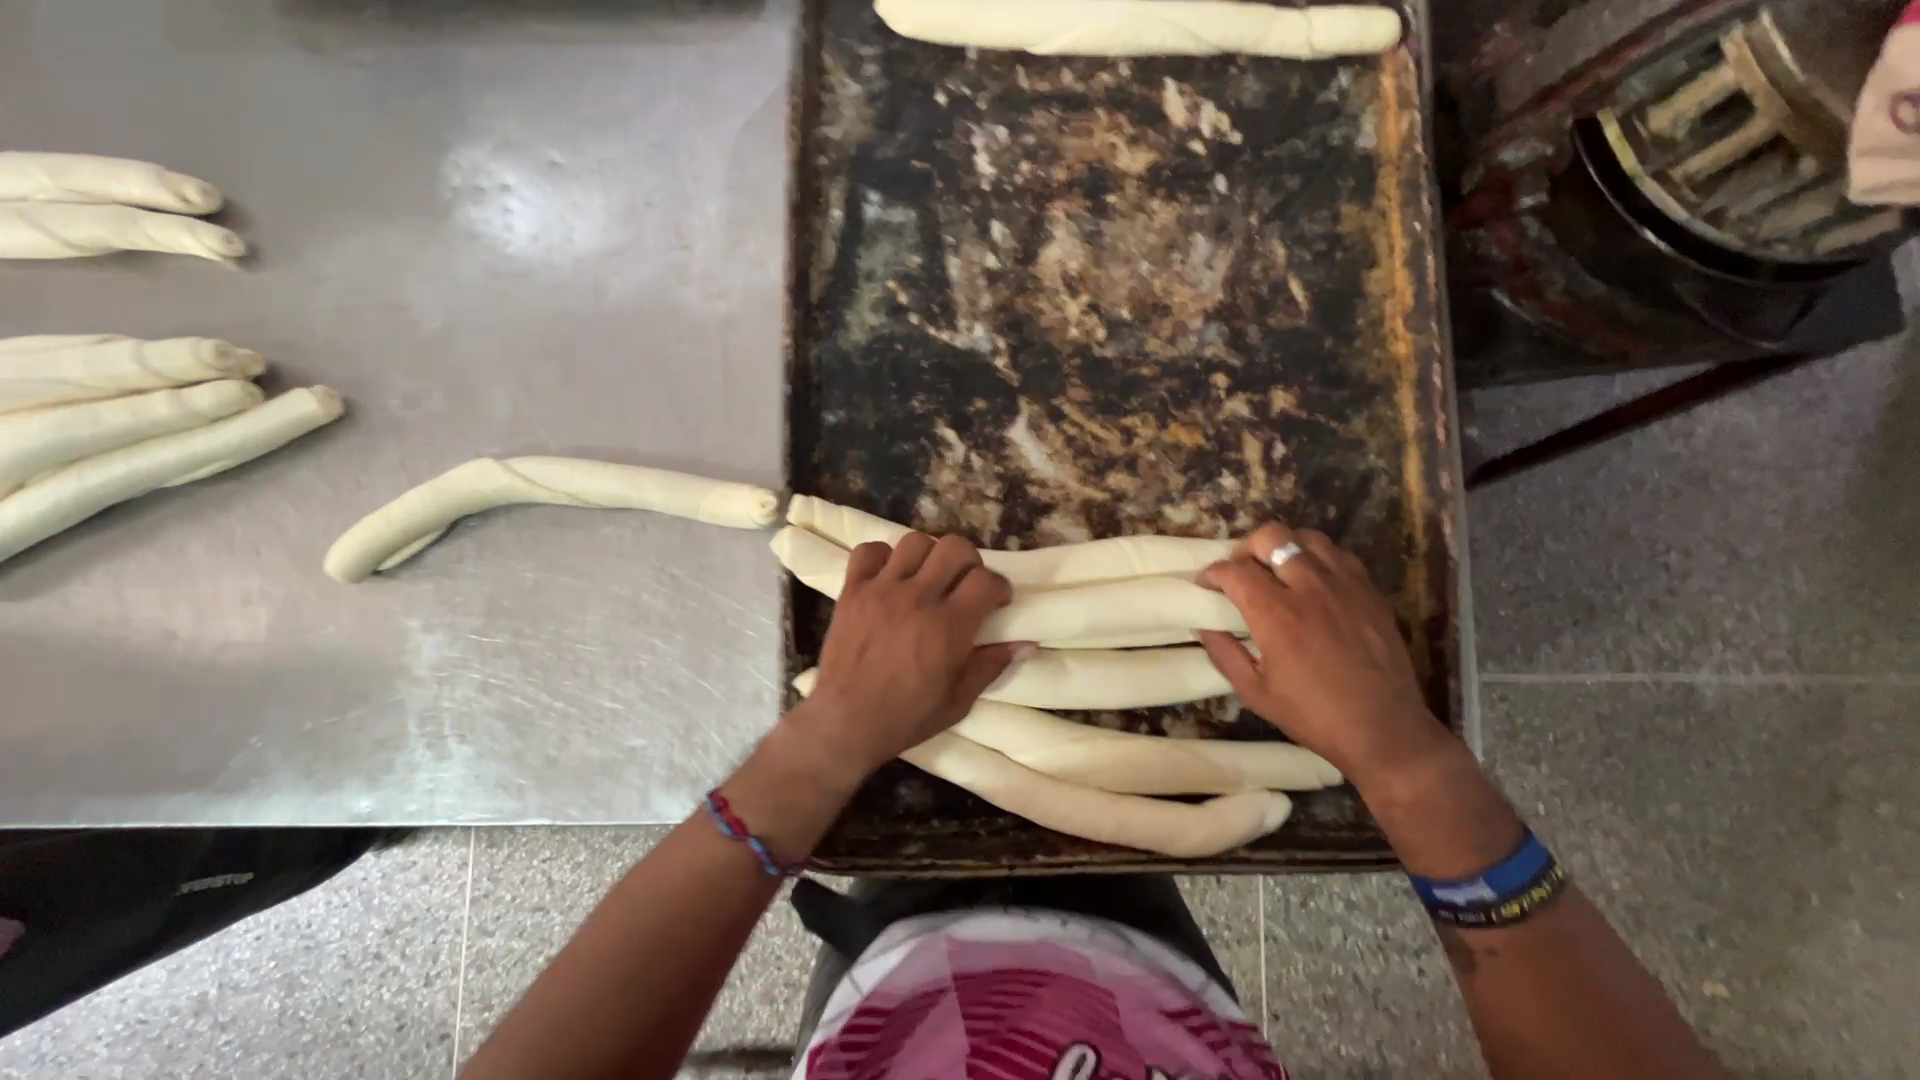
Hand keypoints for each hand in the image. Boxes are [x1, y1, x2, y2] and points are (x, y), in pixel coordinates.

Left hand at [797, 532, 1025, 774]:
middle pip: (955, 547)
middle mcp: (918, 598)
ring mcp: (882, 590)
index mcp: (948, 626)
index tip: (997, 601)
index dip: (999, 586)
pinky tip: (889, 577)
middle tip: (965, 584)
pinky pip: (869, 551)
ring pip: (915, 542)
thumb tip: (1025, 643)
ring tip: (927, 578)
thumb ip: (990, 666)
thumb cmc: (906, 717)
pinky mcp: (852, 590)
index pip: (986, 580)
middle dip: (970, 562)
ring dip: (929, 556)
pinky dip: (883, 557)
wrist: (846, 721)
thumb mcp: (959, 701)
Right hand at [1197, 522, 1446, 784]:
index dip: (1212, 573)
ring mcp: (1344, 585)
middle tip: (1242, 572)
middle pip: (1271, 537)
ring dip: (1285, 547)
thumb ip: (1224, 652)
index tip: (1206, 585)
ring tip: (1278, 570)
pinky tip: (1313, 581)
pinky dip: (1318, 558)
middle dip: (1246, 548)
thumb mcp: (1254, 692)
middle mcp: (1309, 588)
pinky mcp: (1370, 591)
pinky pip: (1339, 555)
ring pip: (1307, 537)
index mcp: (1275, 614)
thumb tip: (1204, 625)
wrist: (1384, 729)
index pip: (1233, 570)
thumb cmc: (1313, 715)